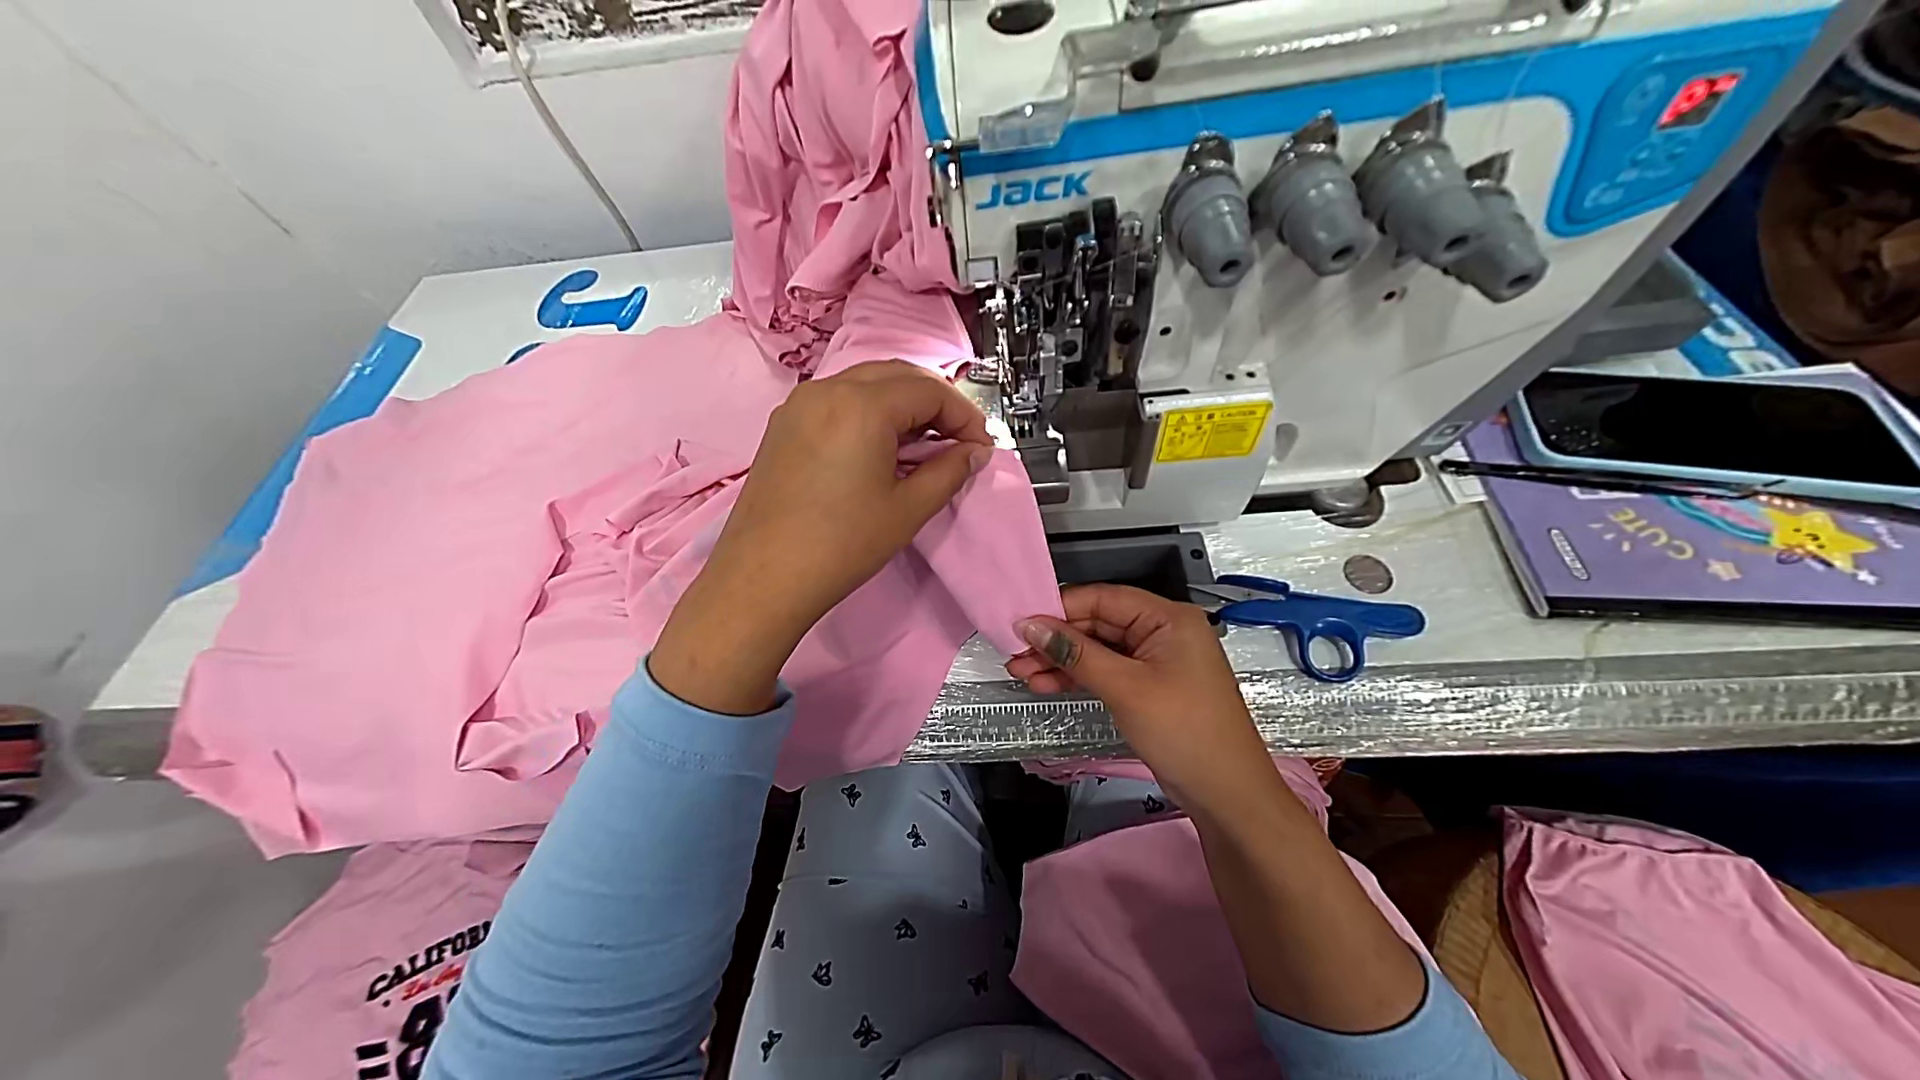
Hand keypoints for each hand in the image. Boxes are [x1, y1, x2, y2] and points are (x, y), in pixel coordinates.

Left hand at [651, 361, 992, 714]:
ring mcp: (800, 405)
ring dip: (903, 405)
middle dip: (936, 402)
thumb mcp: (908, 509)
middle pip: (898, 376)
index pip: (930, 390)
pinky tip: (883, 448)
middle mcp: (826, 391)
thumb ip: (949, 471)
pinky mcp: (785, 425)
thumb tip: (973, 453)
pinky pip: (839, 400)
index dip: (964, 415)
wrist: (764, 578)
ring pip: (866, 383)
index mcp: (861, 405)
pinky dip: (870, 412)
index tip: (979, 444)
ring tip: (924, 446)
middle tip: (958, 441)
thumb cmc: (838, 546)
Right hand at [1011, 584, 1427, 1032]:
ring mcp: (1157, 660)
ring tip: (1021, 674)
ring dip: (1061, 661)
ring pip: (1098, 649)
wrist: (1226, 794)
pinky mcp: (1150, 686)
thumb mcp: (1124, 687)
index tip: (1020, 623)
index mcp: (1168, 618)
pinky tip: (1046, 683)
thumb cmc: (1183, 731)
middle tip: (1014, 655)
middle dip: (1056, 641)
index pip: (1103, 598)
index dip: (1059, 609)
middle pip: (1098, 624)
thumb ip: (1075, 652)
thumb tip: (1029, 626)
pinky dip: (1079, 677)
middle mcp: (1163, 631)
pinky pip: (1108, 670)